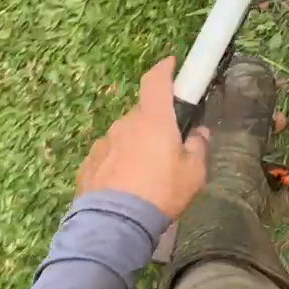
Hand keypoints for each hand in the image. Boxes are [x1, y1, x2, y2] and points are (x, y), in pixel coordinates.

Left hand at [75, 57, 209, 219]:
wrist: (115, 224)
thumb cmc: (161, 191)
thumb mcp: (194, 173)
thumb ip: (198, 148)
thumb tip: (198, 134)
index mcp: (154, 119)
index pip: (156, 80)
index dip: (164, 68)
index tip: (172, 64)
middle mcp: (126, 124)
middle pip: (144, 114)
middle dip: (156, 124)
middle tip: (169, 146)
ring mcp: (104, 144)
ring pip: (125, 136)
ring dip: (137, 146)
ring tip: (147, 175)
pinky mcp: (89, 165)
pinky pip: (109, 156)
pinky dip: (119, 164)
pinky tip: (127, 187)